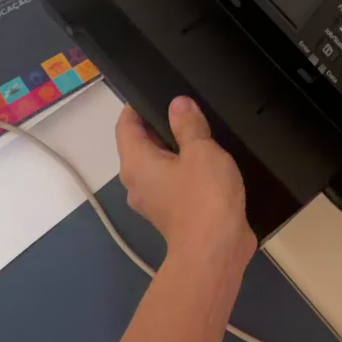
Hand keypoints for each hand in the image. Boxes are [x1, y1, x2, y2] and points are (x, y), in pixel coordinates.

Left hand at [115, 96, 254, 269]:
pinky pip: (175, 182)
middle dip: (161, 126)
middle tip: (189, 108)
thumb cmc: (203, 196)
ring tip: (204, 134)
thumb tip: (178, 104)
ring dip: (177, 150)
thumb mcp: (201, 151)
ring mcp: (155, 201)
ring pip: (160, 166)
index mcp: (136, 164)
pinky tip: (212, 164)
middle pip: (142, 146)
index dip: (136, 106)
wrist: (215, 250)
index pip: (125, 127)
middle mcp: (138, 183)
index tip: (155, 91)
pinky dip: (187, 170)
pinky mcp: (175, 214)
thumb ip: (189, 125)